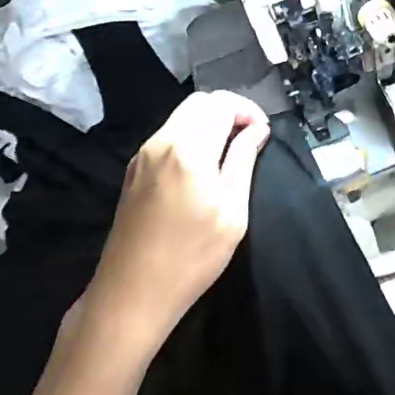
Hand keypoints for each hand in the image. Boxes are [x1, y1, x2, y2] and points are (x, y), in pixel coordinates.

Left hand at [81, 91, 270, 354]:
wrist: (130, 293)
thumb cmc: (191, 258)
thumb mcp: (232, 213)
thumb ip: (244, 161)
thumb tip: (258, 130)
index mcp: (188, 149)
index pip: (221, 103)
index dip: (247, 110)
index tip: (263, 132)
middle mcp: (162, 141)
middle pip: (199, 102)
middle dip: (228, 110)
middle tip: (249, 137)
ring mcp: (143, 154)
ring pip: (181, 116)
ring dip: (208, 121)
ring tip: (230, 150)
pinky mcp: (134, 169)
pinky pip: (167, 135)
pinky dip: (190, 135)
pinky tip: (203, 164)